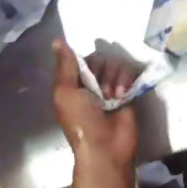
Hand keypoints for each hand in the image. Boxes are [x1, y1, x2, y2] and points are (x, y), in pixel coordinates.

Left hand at [51, 39, 137, 174]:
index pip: (80, 58)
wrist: (105, 147)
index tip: (86, 70)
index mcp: (72, 84)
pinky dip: (126, 81)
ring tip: (113, 96)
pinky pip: (129, 73)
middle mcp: (91, 84)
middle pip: (100, 59)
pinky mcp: (128, 93)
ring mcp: (111, 89)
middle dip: (101, 71)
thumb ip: (64, 65)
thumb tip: (57, 40)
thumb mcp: (64, 92)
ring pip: (115, 64)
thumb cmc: (80, 120)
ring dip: (114, 78)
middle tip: (100, 90)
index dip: (85, 61)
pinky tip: (123, 95)